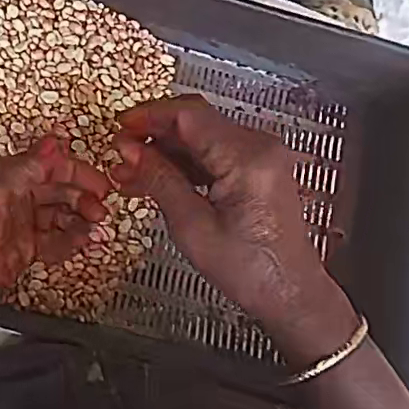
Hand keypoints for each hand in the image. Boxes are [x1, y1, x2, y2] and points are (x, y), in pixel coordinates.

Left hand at [0, 137, 111, 324]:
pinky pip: (53, 241)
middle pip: (55, 190)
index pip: (46, 165)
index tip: (100, 184)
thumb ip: (26, 168)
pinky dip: (71, 240)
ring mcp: (16, 227)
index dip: (75, 172)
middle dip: (82, 196)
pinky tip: (85, 242)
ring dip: (80, 219)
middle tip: (102, 209)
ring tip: (97, 227)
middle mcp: (9, 199)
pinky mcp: (20, 253)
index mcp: (0, 178)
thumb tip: (52, 143)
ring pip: (57, 215)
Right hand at [111, 96, 359, 364]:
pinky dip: (185, 164)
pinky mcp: (258, 168)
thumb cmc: (248, 269)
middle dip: (153, 135)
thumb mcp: (192, 226)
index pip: (188, 115)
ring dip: (166, 151)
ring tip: (132, 174)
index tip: (119, 128)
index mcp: (246, 157)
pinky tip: (158, 180)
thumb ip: (160, 180)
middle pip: (195, 122)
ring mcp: (261, 155)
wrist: (289, 293)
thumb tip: (130, 151)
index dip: (148, 116)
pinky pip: (214, 154)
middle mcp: (259, 146)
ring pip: (201, 137)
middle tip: (120, 155)